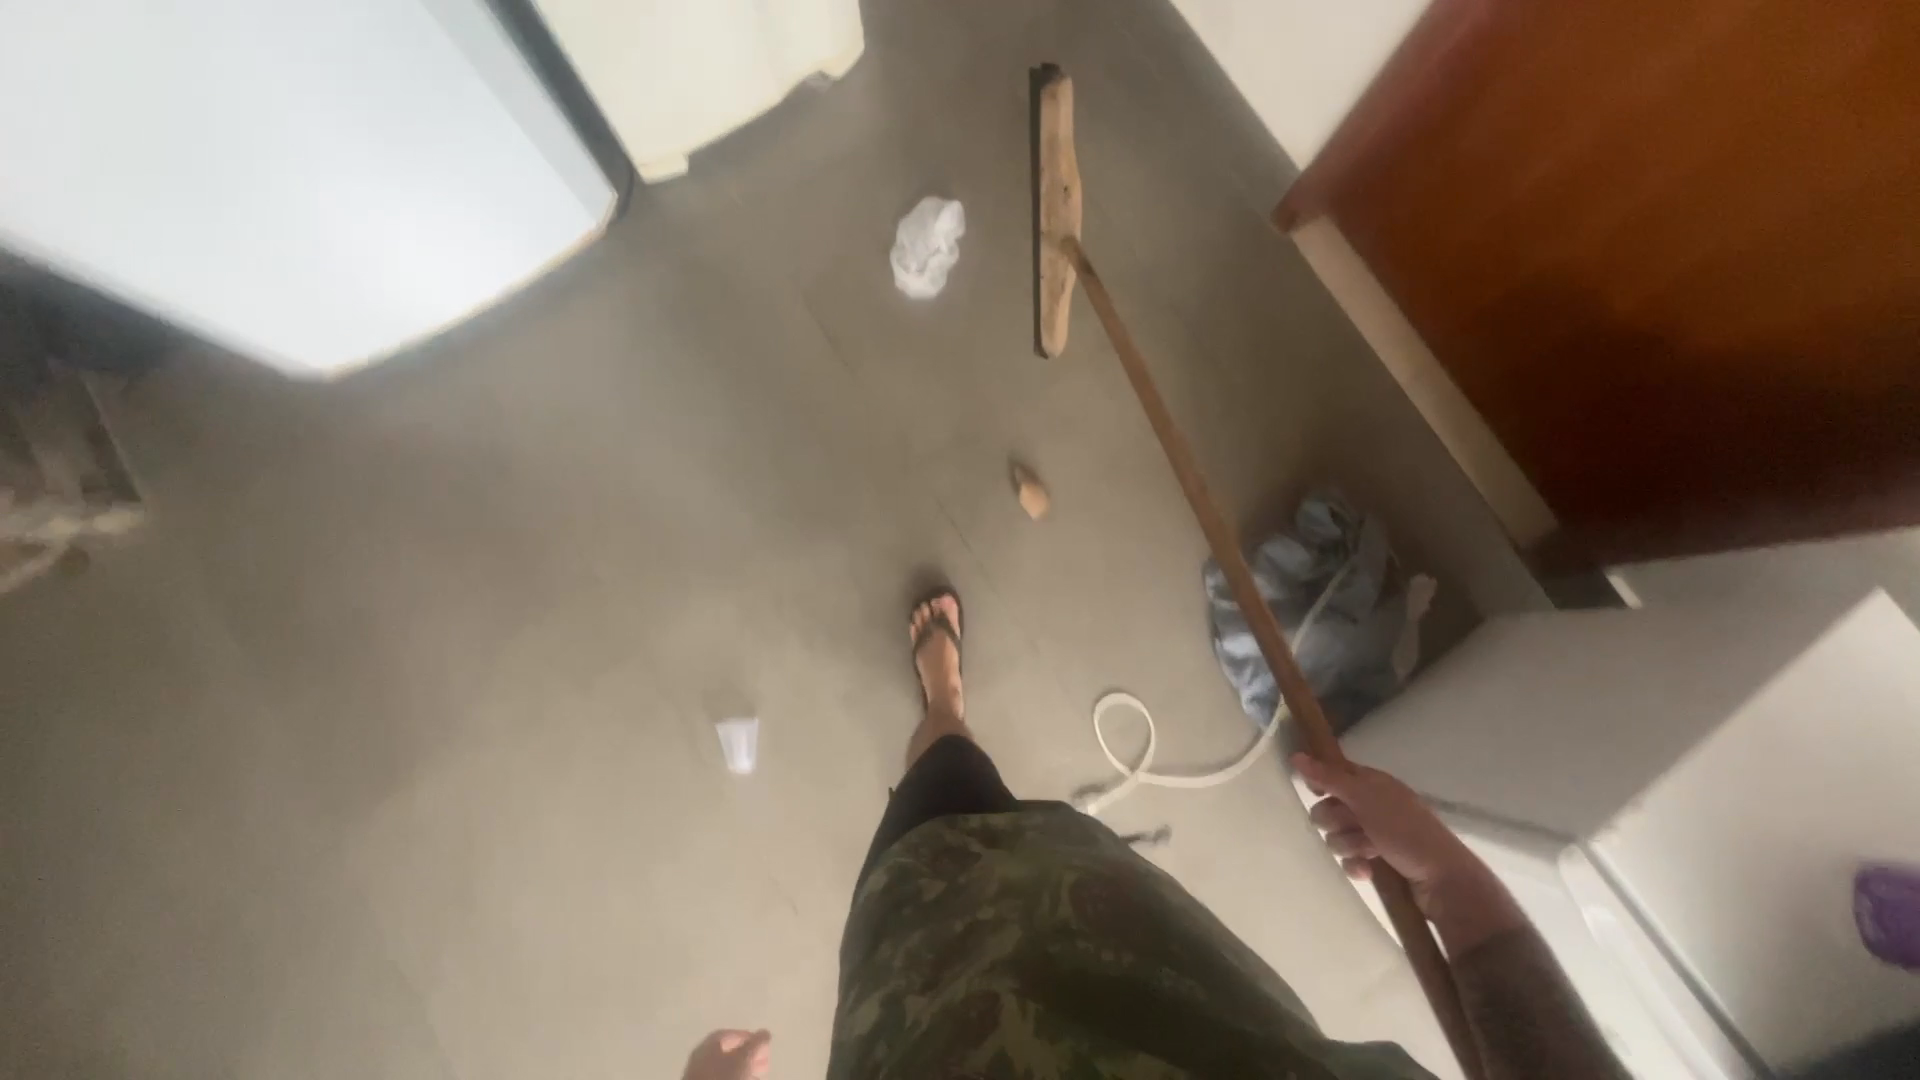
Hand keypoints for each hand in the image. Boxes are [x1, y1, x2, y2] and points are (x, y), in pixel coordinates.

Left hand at [681, 1029, 770, 1079]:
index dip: (746, 1037)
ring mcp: (699, 1077)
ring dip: (744, 1070)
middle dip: (748, 1056)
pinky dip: (735, 1078)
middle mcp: (700, 1059)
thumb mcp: (744, 1058)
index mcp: (707, 1046)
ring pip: (725, 1070)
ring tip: (759, 1077)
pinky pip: (721, 1079)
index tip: (761, 1044)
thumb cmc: (723, 1077)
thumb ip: (756, 1043)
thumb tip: (765, 1033)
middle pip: (727, 1053)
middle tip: (764, 1062)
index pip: (728, 1034)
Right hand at [1293, 753, 1522, 951]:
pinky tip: (1367, 871)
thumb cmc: (1405, 830)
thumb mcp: (1365, 798)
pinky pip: (1350, 860)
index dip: (1323, 782)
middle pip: (1331, 807)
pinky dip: (1356, 865)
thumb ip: (1329, 778)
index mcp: (1374, 785)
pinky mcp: (1379, 863)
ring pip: (1338, 836)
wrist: (1443, 880)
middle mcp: (1374, 807)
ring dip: (1348, 845)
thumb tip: (1296, 756)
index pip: (1337, 774)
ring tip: (1367, 852)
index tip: (1315, 791)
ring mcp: (1377, 836)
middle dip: (1334, 820)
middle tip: (1349, 825)